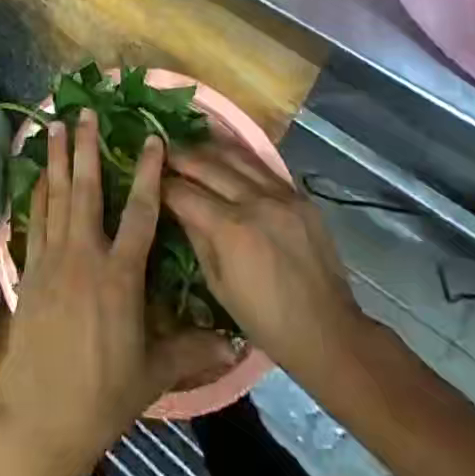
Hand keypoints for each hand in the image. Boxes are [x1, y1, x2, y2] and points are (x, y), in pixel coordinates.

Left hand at [0, 112, 233, 475]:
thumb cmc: (103, 395)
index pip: (139, 212)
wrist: (41, 419)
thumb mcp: (153, 373)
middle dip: (85, 148)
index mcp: (119, 276)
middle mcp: (83, 258)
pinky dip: (36, 195)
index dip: (146, 173)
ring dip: (54, 160)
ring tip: (52, 126)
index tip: (150, 138)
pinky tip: (35, 177)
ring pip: (54, 198)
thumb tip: (235, 347)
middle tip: (84, 111)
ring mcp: (51, 262)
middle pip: (85, 191)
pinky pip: (34, 223)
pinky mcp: (29, 274)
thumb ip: (191, 350)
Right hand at [164, 144, 365, 378]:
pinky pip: (264, 168)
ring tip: (190, 145)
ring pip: (237, 157)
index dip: (161, 183)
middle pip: (208, 166)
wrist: (327, 330)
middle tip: (161, 150)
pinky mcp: (300, 197)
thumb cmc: (264, 319)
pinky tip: (225, 151)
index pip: (185, 193)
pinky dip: (240, 157)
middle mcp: (255, 202)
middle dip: (180, 157)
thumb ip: (196, 237)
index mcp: (230, 229)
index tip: (147, 175)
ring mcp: (281, 196)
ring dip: (209, 148)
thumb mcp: (217, 284)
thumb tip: (177, 207)